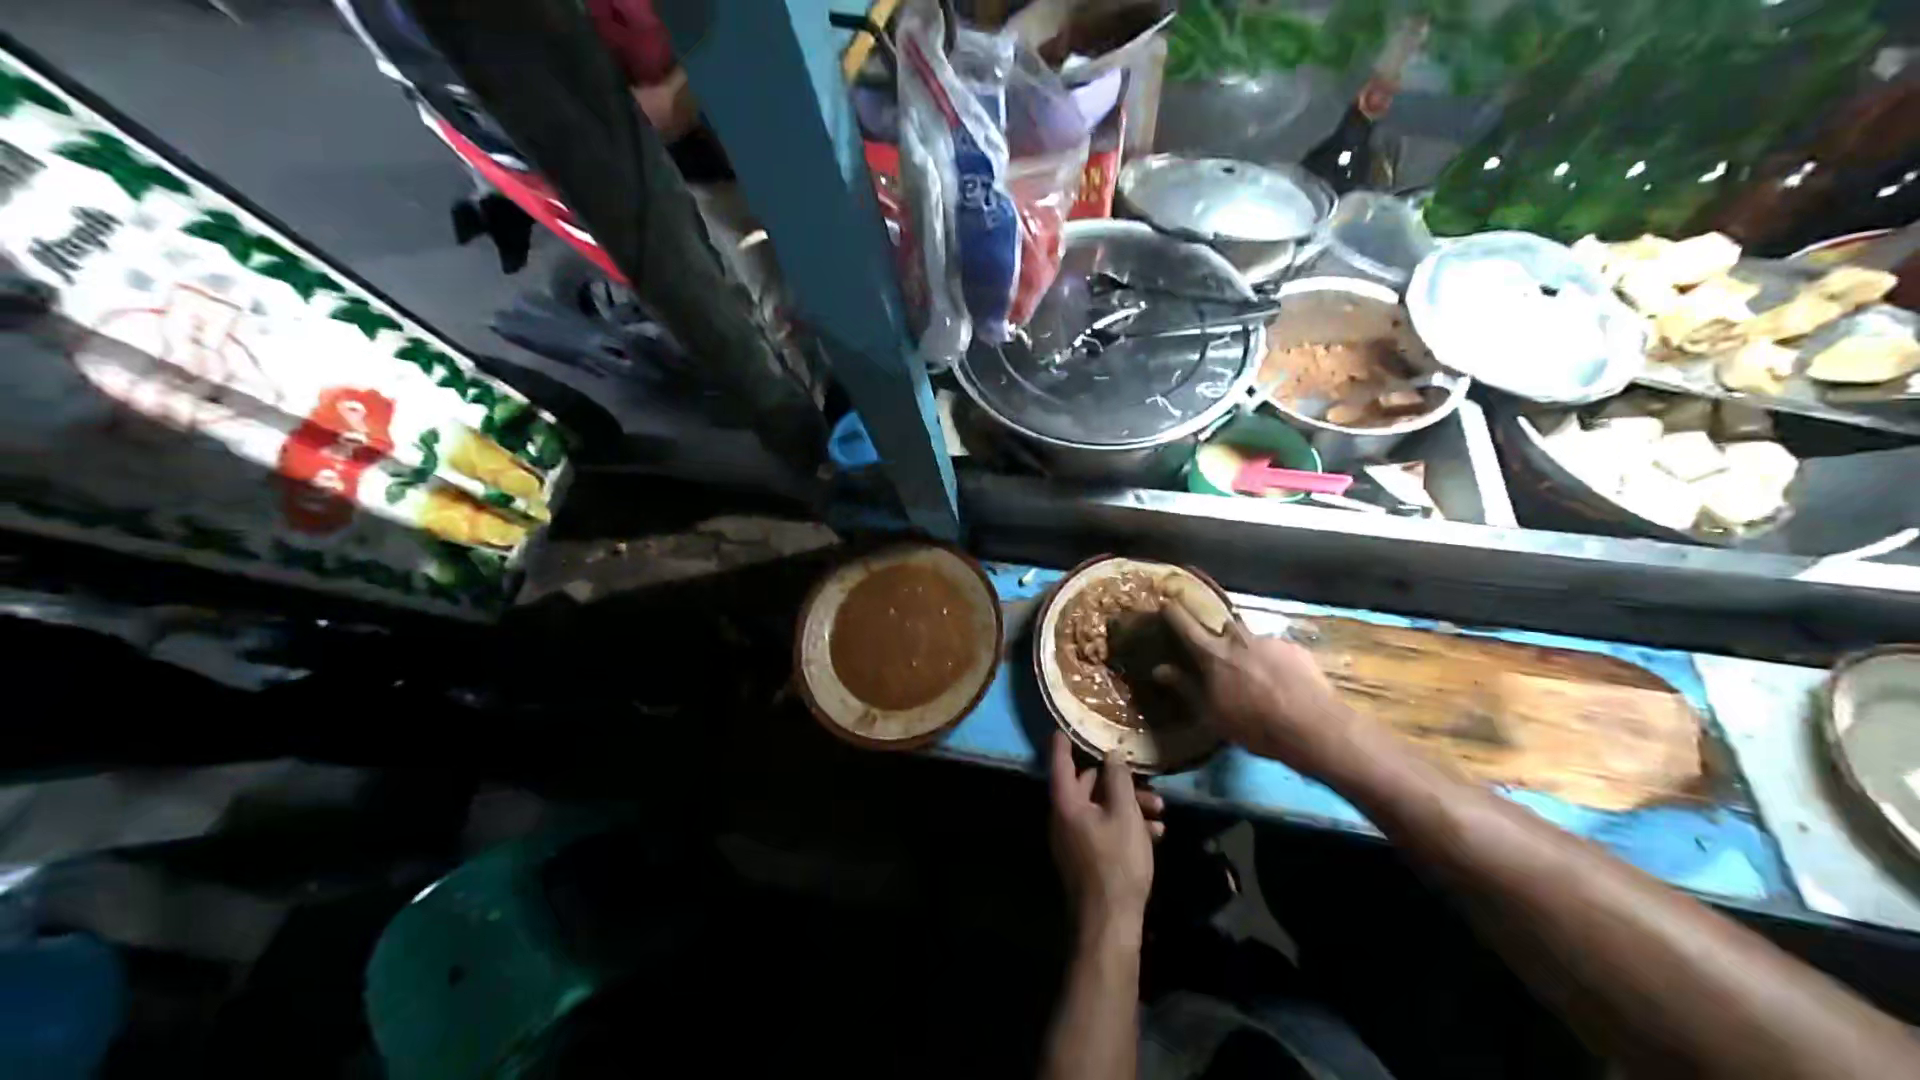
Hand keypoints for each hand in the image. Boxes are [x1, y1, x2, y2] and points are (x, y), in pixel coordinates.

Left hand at [1048, 732, 1162, 934]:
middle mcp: (1063, 817)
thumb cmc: (1117, 861)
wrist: (1110, 921)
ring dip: (1129, 805)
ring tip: (1161, 813)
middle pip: (1087, 786)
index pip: (1061, 763)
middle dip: (1118, 782)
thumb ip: (1117, 780)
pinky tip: (1155, 834)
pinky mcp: (1086, 857)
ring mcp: (1073, 839)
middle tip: (1148, 785)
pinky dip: (1125, 825)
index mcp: (1065, 803)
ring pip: (1100, 808)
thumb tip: (1110, 754)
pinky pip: (1104, 829)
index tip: (1065, 726)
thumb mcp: (1124, 814)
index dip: (1063, 743)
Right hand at [1162, 605, 1361, 772]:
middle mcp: (1239, 640)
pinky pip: (1276, 649)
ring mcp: (1269, 641)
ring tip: (1256, 673)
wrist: (1314, 727)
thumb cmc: (1255, 725)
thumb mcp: (1212, 715)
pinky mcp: (1295, 649)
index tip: (1165, 602)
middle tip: (1218, 649)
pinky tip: (1282, 681)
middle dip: (1216, 632)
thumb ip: (1185, 688)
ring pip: (1251, 639)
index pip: (1186, 626)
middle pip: (1221, 626)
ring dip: (1248, 650)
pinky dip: (1273, 660)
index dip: (1173, 613)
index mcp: (1213, 655)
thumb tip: (1159, 669)